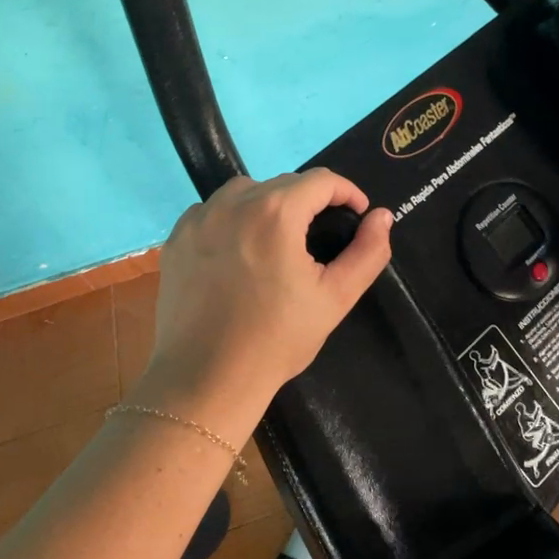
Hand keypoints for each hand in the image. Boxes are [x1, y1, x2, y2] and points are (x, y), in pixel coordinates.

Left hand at [144, 169, 393, 422]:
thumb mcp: (335, 297)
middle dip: (309, 202)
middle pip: (283, 184)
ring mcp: (199, 220)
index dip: (347, 193)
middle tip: (320, 239)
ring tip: (278, 242)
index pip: (321, 180)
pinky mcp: (176, 239)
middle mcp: (233, 203)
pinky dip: (232, 221)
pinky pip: (211, 212)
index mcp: (276, 212)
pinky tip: (239, 254)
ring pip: (245, 192)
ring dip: (269, 205)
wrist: (207, 378)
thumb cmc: (277, 339)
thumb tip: (382, 216)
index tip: (357, 216)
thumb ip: (367, 252)